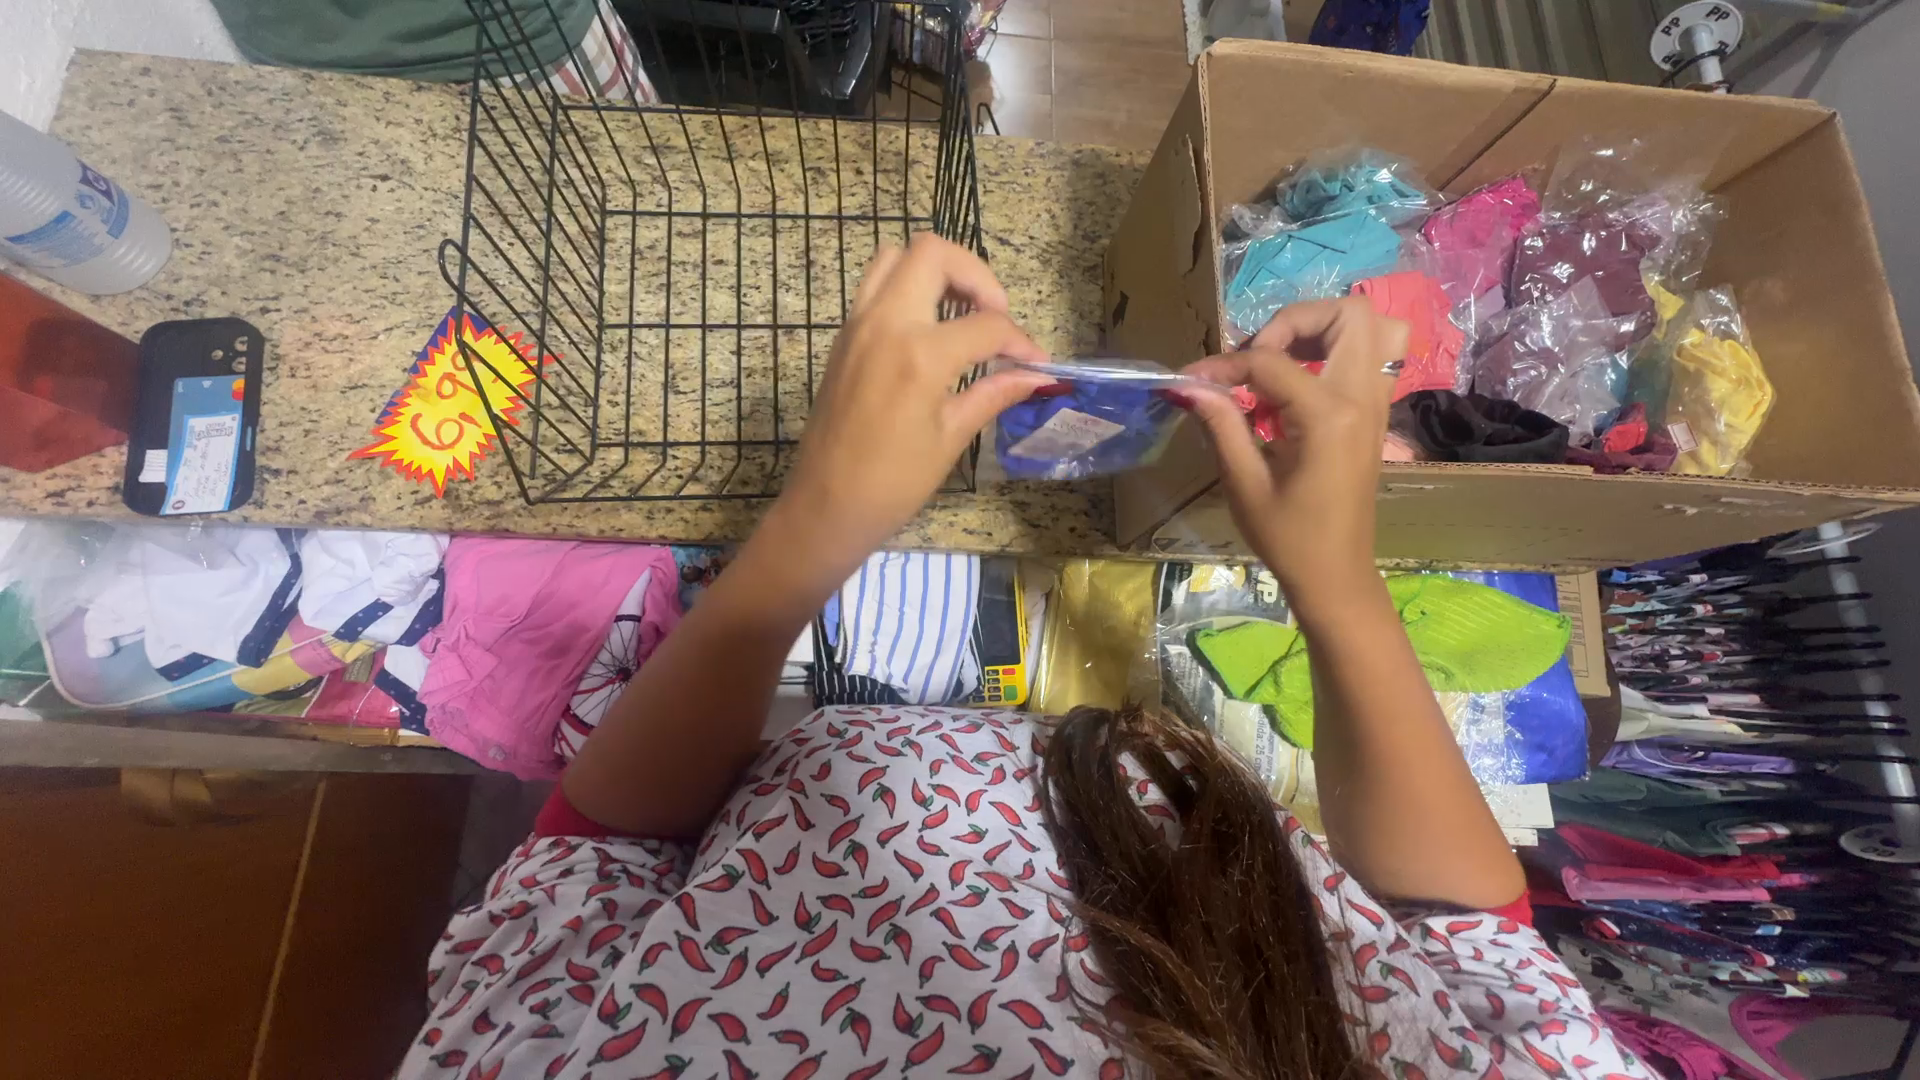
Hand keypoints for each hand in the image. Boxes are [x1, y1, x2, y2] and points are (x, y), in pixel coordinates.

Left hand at [770, 234, 1050, 572]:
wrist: (825, 506)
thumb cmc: (892, 483)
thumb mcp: (951, 438)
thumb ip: (994, 393)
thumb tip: (1036, 376)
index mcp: (918, 354)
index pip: (986, 325)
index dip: (1021, 341)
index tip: (1036, 362)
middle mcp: (884, 323)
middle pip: (934, 253)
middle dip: (976, 276)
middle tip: (994, 316)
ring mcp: (857, 325)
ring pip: (895, 258)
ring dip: (935, 273)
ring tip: (961, 315)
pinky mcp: (843, 338)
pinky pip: (875, 287)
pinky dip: (908, 291)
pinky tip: (930, 333)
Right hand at [1181, 297, 1407, 617]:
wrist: (1335, 573)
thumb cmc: (1287, 536)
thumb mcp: (1243, 483)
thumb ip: (1220, 423)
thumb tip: (1186, 385)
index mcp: (1328, 417)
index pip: (1271, 361)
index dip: (1224, 364)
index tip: (1191, 381)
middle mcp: (1363, 397)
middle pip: (1348, 314)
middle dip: (1293, 322)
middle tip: (1256, 356)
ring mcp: (1376, 402)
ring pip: (1371, 327)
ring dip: (1320, 330)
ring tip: (1277, 361)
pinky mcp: (1374, 412)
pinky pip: (1370, 355)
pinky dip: (1334, 351)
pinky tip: (1294, 385)